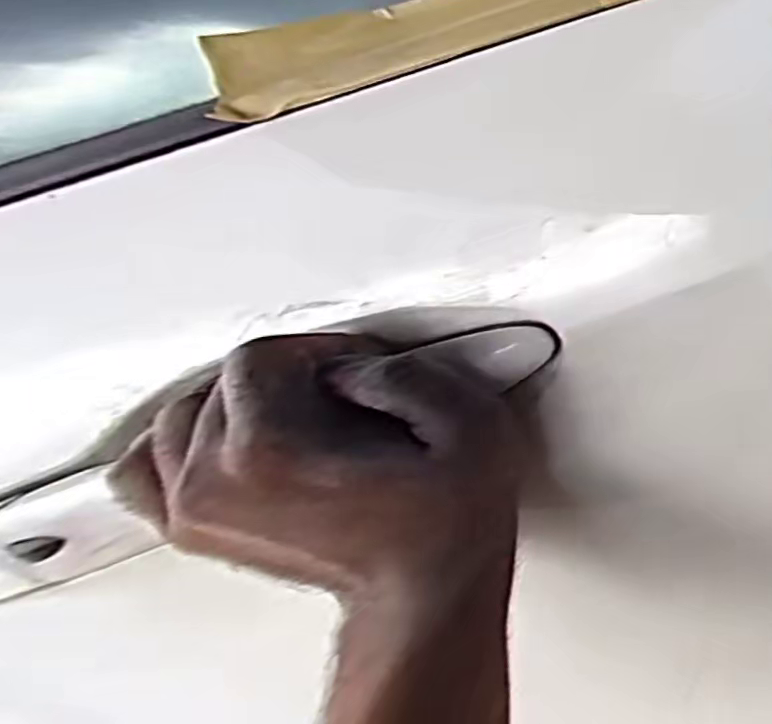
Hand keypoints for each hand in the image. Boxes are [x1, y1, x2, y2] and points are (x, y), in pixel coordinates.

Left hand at [109, 333, 524, 603]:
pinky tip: (247, 435)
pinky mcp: (197, 531)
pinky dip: (188, 440)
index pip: (258, 359)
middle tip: (356, 384)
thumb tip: (354, 365)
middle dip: (293, 371)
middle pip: (219, 385)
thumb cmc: (451, 511)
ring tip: (308, 405)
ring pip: (175, 421)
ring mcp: (193, 515)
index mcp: (271, 454)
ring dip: (242, 400)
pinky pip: (148, 468)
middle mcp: (212, 485)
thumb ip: (408, 374)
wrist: (429, 580)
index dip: (326, 346)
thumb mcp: (469, 420)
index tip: (368, 363)